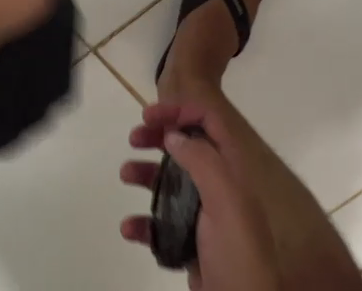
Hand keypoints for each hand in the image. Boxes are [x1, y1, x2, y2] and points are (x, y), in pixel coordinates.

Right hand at [121, 104, 278, 290]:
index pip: (208, 121)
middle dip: (158, 137)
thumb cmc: (237, 250)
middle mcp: (218, 186)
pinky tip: (130, 227)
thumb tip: (174, 134)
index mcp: (232, 169)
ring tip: (125, 174)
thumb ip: (202, 161)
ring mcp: (202, 215)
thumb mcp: (225, 199)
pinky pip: (160, 224)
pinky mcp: (188, 242)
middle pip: (186, 146)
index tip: (149, 115)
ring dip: (146, 174)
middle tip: (133, 138)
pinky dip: (143, 222)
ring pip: (170, 182)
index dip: (180, 110)